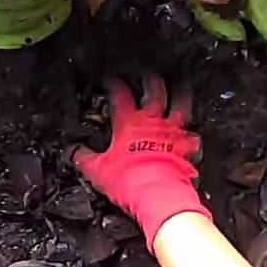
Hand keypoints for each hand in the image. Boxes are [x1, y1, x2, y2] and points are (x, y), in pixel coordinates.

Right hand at [73, 76, 208, 242]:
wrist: (158, 195)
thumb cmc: (127, 180)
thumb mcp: (97, 170)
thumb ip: (83, 157)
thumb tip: (72, 151)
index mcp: (129, 123)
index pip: (121, 95)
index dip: (114, 83)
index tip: (111, 78)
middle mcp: (153, 122)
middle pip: (155, 90)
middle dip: (150, 78)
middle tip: (149, 71)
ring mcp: (173, 132)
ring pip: (180, 104)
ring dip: (180, 92)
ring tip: (181, 84)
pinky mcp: (188, 147)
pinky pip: (193, 136)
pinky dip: (192, 133)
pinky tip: (192, 133)